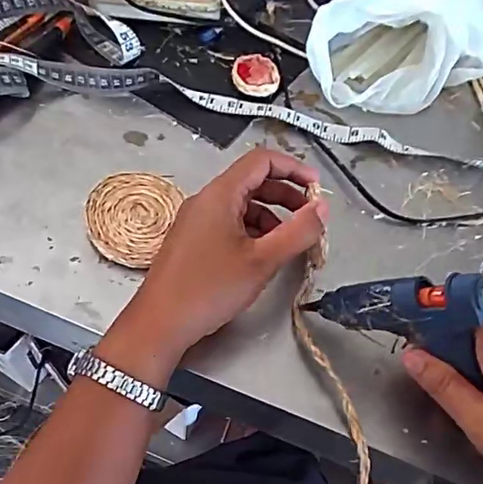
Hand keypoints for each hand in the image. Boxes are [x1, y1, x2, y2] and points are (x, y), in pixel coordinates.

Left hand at [97, 149, 327, 385]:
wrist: (160, 323)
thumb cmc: (209, 289)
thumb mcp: (262, 261)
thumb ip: (298, 231)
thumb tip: (322, 208)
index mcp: (220, 195)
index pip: (261, 160)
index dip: (294, 168)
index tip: (316, 189)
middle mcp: (206, 201)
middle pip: (253, 182)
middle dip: (286, 196)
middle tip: (310, 219)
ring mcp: (197, 221)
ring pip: (243, 206)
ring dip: (272, 218)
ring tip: (290, 243)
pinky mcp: (194, 241)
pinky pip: (230, 224)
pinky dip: (253, 232)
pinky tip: (264, 256)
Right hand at [400, 311, 482, 483]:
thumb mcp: (482, 427)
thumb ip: (445, 386)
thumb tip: (411, 354)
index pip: (463, 310)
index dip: (435, 318)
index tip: (413, 342)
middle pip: (480, 316)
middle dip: (450, 334)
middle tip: (431, 370)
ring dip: (471, 346)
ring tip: (457, 383)